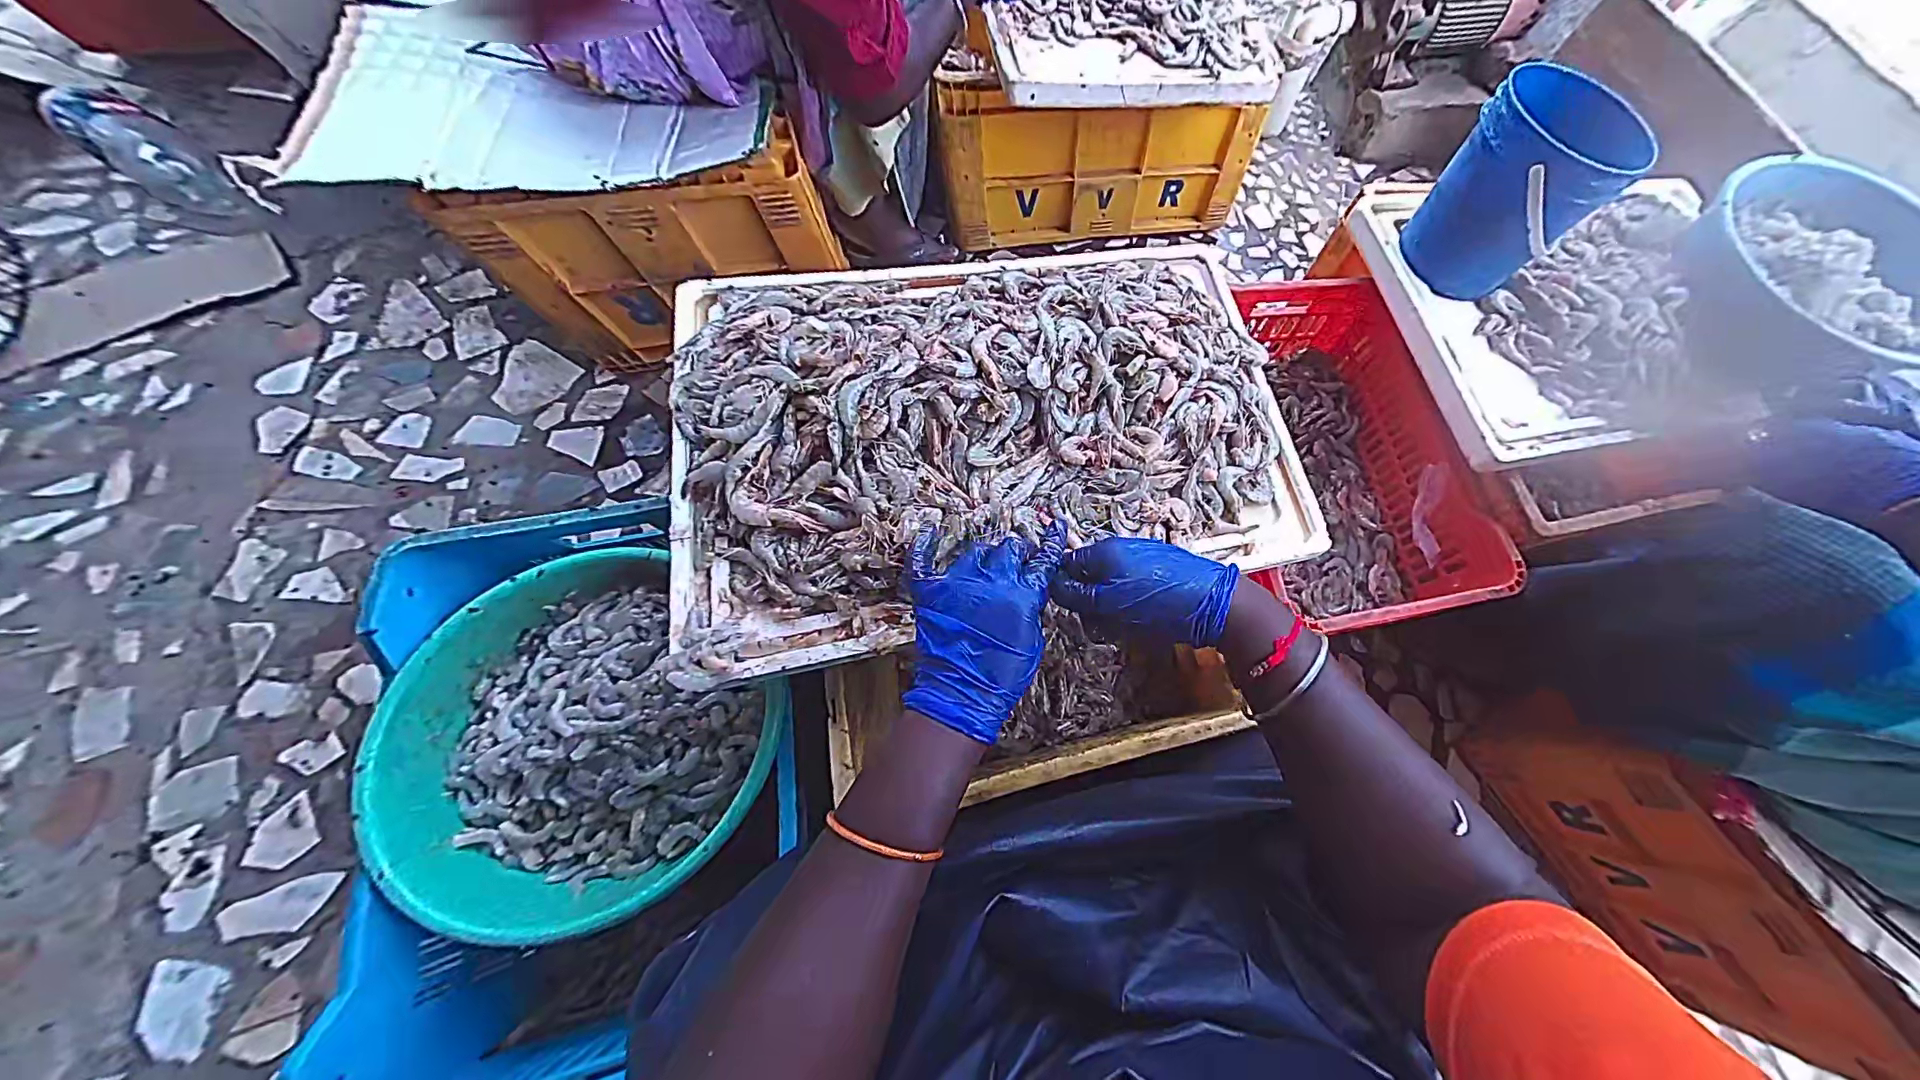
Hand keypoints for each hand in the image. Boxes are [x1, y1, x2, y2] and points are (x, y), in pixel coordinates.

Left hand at [901, 524, 1065, 743]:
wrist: (962, 693)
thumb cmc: (1002, 676)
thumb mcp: (1032, 639)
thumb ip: (1030, 606)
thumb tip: (1028, 590)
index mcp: (1022, 594)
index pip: (1041, 560)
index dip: (1050, 543)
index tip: (1055, 529)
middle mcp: (991, 581)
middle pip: (1008, 549)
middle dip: (1016, 553)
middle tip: (1017, 560)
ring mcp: (958, 583)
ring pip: (976, 552)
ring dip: (985, 558)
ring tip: (987, 566)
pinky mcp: (931, 592)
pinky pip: (924, 559)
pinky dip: (926, 544)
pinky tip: (931, 530)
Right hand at [1049, 537, 1238, 647]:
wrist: (1216, 604)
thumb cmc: (1156, 602)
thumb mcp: (1108, 603)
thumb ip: (1077, 594)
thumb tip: (1054, 586)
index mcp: (1104, 550)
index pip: (1068, 563)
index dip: (1064, 586)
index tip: (1071, 608)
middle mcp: (1121, 548)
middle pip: (1090, 575)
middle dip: (1089, 600)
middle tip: (1098, 622)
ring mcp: (1143, 558)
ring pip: (1112, 584)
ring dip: (1110, 606)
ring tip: (1123, 625)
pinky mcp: (1161, 571)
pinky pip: (1133, 587)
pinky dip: (1131, 604)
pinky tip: (1143, 619)